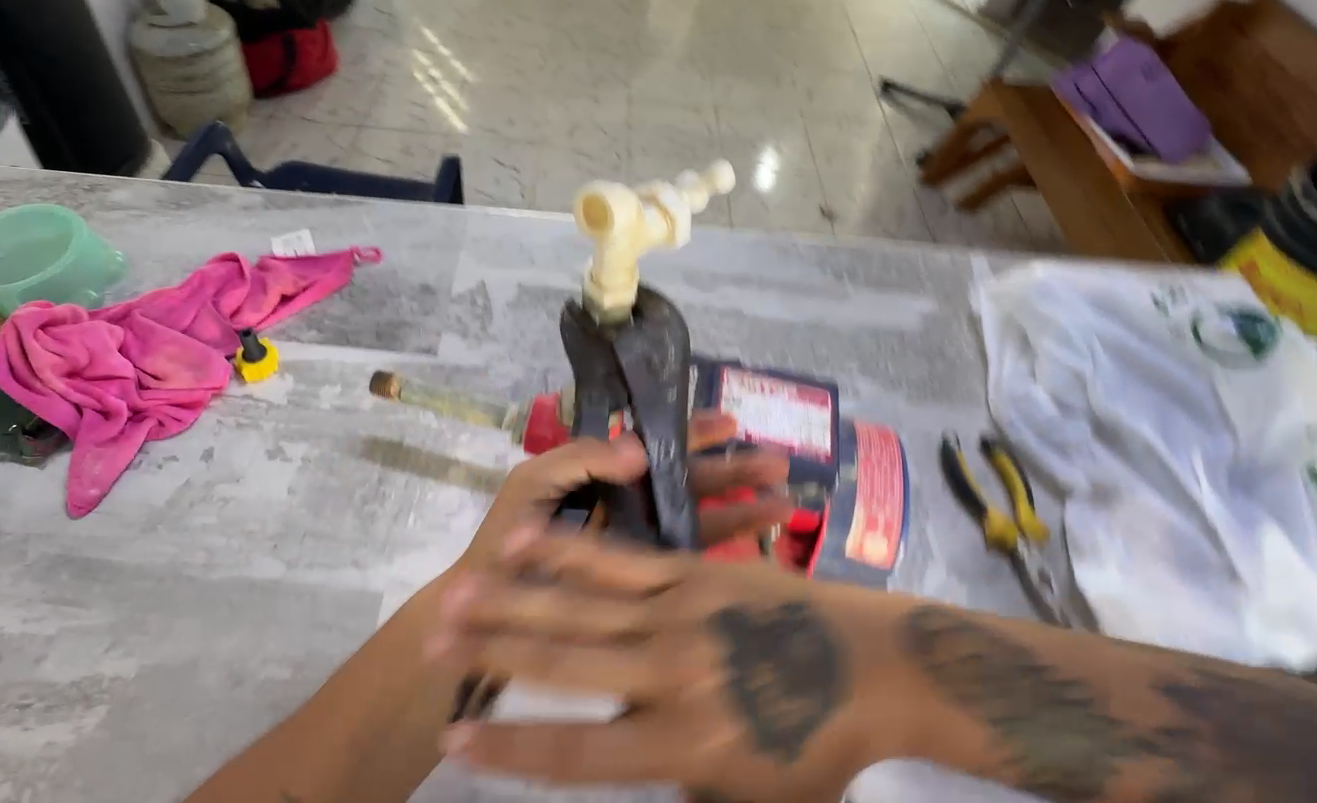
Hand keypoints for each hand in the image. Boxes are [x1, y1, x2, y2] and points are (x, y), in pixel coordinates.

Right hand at [431, 530, 907, 801]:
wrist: (887, 669)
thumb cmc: (826, 746)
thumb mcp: (753, 796)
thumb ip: (681, 780)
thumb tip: (625, 760)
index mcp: (683, 747)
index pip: (577, 753)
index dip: (510, 748)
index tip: (454, 739)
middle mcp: (668, 678)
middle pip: (562, 665)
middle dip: (491, 656)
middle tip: (429, 643)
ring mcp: (678, 615)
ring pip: (580, 606)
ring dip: (514, 599)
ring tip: (459, 591)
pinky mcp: (692, 573)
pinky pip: (619, 561)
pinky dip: (567, 552)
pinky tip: (526, 539)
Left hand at [452, 411, 795, 576]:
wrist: (481, 624)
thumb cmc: (503, 548)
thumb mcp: (534, 488)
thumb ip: (579, 460)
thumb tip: (639, 449)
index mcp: (598, 478)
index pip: (655, 447)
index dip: (691, 434)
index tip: (729, 424)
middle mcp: (623, 507)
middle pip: (686, 481)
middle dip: (729, 469)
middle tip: (776, 461)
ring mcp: (637, 551)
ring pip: (699, 518)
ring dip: (739, 506)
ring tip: (786, 499)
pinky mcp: (646, 592)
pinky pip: (692, 561)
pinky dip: (727, 548)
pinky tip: (764, 543)